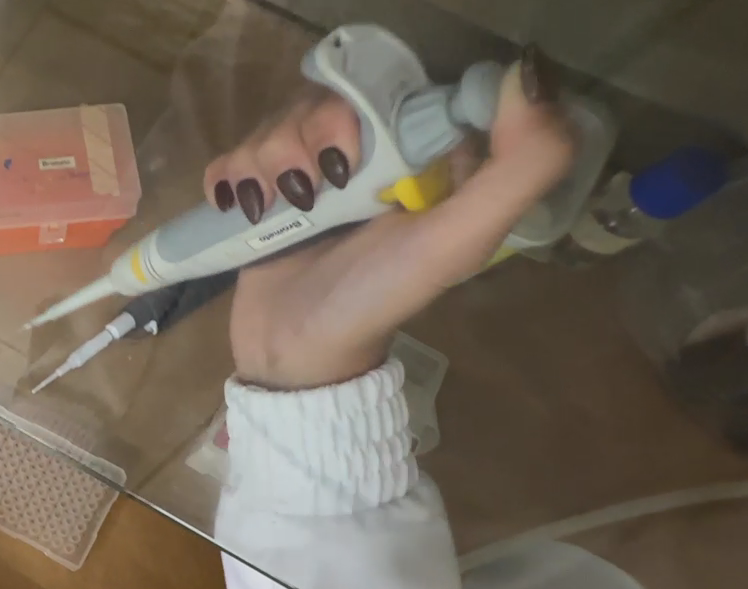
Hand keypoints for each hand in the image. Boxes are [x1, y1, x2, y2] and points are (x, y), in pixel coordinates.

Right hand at [208, 46, 575, 389]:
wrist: (292, 355)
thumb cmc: (372, 302)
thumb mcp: (459, 242)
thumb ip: (521, 167)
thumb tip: (521, 76)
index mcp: (413, 159)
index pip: (388, 92)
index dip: (364, 108)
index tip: (352, 155)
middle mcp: (358, 163)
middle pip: (320, 102)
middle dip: (304, 139)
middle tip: (308, 192)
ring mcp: (300, 183)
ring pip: (271, 129)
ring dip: (262, 164)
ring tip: (271, 209)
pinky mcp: (254, 205)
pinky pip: (229, 162)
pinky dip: (226, 180)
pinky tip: (239, 209)